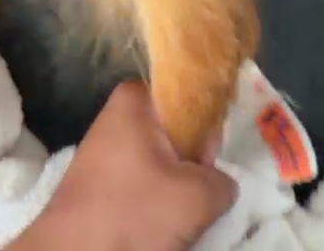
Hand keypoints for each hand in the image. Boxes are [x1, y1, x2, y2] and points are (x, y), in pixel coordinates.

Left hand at [8, 82, 236, 250]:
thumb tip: (220, 183)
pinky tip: (158, 227)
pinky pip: (144, 183)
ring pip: (163, 163)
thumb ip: (222, 180)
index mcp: (135, 98)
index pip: (187, 97)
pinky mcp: (102, 180)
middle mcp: (118, 114)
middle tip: (195, 194)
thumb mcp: (195, 196)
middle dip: (192, 163)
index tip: (211, 158)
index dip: (207, 127)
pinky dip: (156, 204)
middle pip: (176, 132)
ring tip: (176, 218)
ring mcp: (108, 148)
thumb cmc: (132, 213)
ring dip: (177, 190)